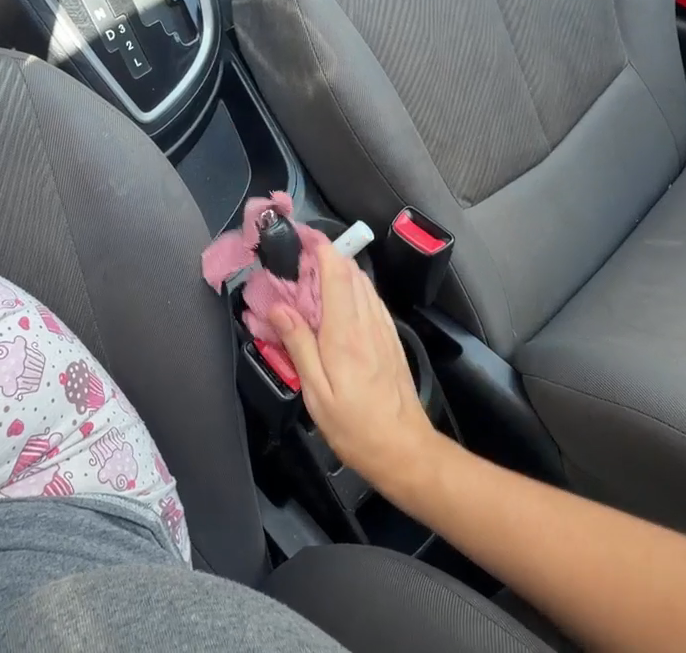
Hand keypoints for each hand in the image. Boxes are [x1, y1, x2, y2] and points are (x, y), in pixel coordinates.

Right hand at [267, 246, 442, 487]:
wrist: (405, 450)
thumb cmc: (355, 427)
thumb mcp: (316, 392)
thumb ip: (298, 345)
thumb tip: (279, 307)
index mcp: (345, 332)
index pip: (336, 273)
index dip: (320, 247)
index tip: (299, 235)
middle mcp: (367, 323)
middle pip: (350, 272)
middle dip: (325, 255)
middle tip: (297, 256)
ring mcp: (383, 330)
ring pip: (363, 284)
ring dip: (339, 271)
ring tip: (312, 274)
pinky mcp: (391, 340)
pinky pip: (371, 301)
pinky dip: (352, 289)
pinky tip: (339, 300)